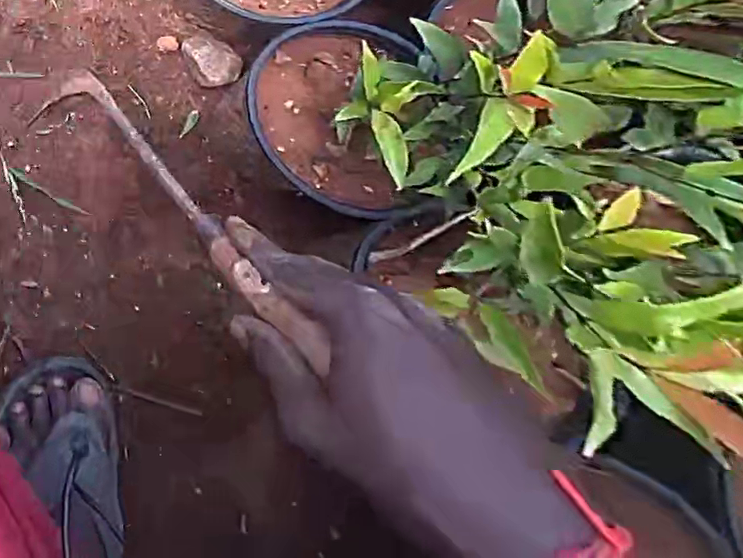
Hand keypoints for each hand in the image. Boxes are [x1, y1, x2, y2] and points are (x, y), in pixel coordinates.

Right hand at [232, 250, 593, 557]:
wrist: (519, 517)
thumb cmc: (400, 467)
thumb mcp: (319, 426)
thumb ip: (276, 364)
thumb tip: (241, 321)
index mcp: (352, 313)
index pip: (286, 270)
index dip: (248, 249)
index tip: (223, 224)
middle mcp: (389, 301)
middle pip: (321, 272)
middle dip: (283, 262)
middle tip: (248, 246)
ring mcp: (428, 319)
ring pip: (359, 290)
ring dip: (321, 287)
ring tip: (295, 292)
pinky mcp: (456, 341)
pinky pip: (392, 310)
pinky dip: (361, 309)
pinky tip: (356, 331)